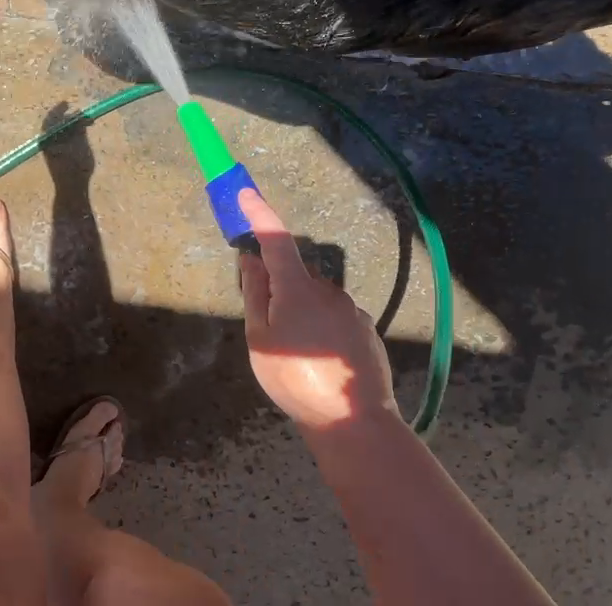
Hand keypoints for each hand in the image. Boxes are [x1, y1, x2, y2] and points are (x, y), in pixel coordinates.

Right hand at [238, 189, 396, 432]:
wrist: (353, 419)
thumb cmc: (294, 377)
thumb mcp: (260, 338)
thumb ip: (255, 295)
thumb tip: (251, 259)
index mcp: (296, 287)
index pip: (276, 238)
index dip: (259, 212)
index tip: (245, 191)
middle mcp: (327, 290)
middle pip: (295, 273)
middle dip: (280, 285)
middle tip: (267, 322)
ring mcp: (350, 310)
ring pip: (316, 297)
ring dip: (301, 310)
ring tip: (295, 353)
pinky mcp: (365, 331)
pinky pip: (334, 317)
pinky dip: (320, 327)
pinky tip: (317, 360)